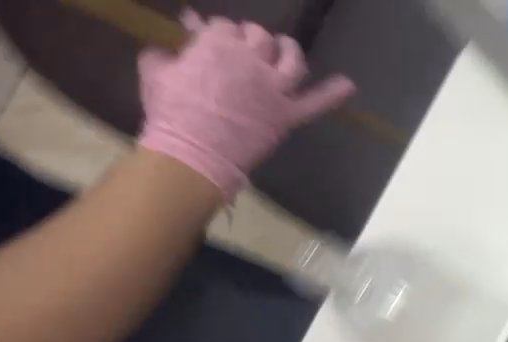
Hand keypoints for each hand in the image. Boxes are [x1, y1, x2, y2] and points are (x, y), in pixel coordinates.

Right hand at [137, 12, 355, 196]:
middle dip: (251, 35)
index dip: (216, 30)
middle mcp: (252, 62)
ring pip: (292, 61)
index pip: (223, 26)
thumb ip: (171, 50)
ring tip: (286, 47)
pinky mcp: (289, 114)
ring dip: (290, 50)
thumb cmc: (172, 108)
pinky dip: (334, 93)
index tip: (208, 36)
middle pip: (259, 38)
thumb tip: (179, 44)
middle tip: (246, 43)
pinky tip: (349, 85)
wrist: (197, 149)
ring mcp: (275, 89)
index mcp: (217, 45)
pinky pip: (318, 103)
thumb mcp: (157, 67)